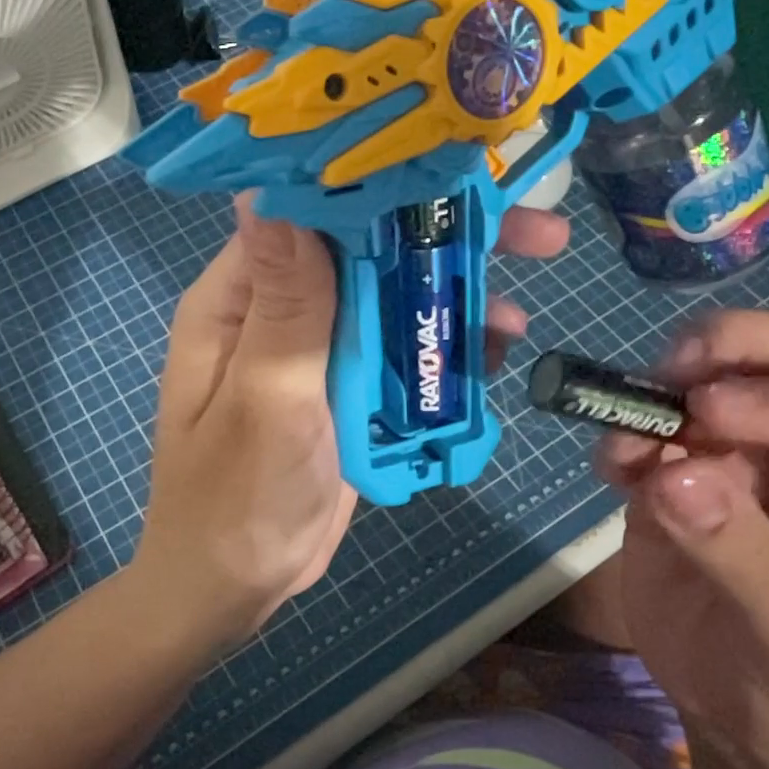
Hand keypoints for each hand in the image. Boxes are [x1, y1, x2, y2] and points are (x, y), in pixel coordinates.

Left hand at [136, 201, 568, 645]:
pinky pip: (397, 350)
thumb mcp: (265, 396)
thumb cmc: (236, 499)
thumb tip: (266, 188)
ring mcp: (313, 350)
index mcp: (239, 298)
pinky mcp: (342, 388)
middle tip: (536, 236)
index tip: (463, 179)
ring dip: (453, 299)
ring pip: (390, 299)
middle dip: (444, 242)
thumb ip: (285, 300)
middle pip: (365, 250)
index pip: (310, 214)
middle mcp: (275, 310)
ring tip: (519, 314)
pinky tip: (492, 356)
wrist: (232, 589)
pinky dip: (441, 349)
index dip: (385, 189)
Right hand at [599, 311, 768, 768]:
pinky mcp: (680, 476)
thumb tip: (673, 474)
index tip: (706, 411)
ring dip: (664, 386)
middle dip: (731, 348)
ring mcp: (743, 461)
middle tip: (674, 369)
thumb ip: (746, 558)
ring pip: (709, 380)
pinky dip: (624, 434)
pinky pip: (650, 432)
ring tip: (626, 425)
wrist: (748, 728)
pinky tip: (611, 469)